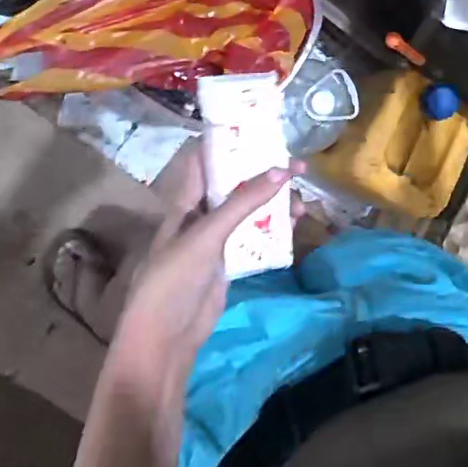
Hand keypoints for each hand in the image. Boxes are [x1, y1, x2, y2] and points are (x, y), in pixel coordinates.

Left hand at [102, 154, 303, 466]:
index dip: (228, 141)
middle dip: (264, 171)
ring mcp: (217, 239)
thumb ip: (244, 202)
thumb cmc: (174, 280)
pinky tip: (296, 223)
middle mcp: (201, 215)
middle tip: (297, 163)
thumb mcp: (206, 235)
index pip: (205, 160)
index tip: (259, 126)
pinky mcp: (230, 262)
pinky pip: (257, 235)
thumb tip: (283, 170)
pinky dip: (276, 227)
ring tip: (303, 197)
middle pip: (236, 184)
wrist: (164, 340)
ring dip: (275, 201)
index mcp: (186, 202)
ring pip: (251, 210)